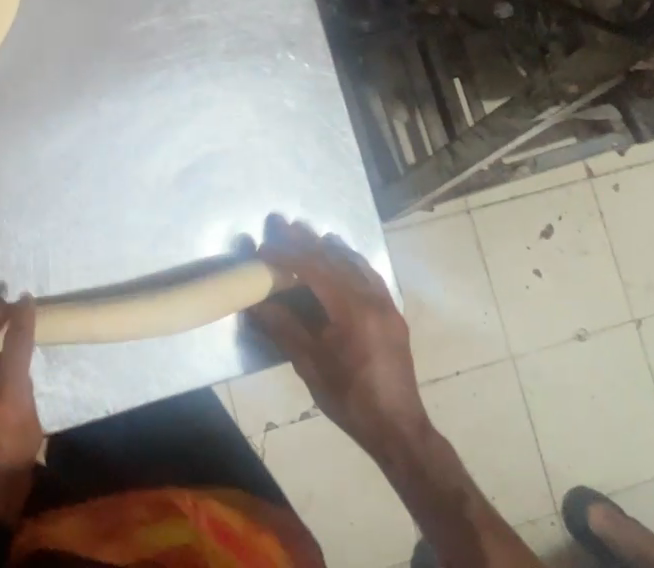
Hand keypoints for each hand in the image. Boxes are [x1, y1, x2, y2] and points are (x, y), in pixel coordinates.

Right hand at [250, 215, 429, 456]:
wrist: (398, 429)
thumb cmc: (349, 397)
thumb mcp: (308, 363)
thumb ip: (282, 326)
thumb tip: (255, 301)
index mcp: (352, 309)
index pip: (314, 268)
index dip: (287, 254)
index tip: (263, 247)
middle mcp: (373, 300)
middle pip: (336, 260)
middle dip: (306, 242)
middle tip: (283, 223)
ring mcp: (387, 307)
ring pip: (356, 265)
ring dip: (330, 249)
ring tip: (310, 235)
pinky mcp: (393, 317)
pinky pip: (370, 277)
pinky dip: (351, 263)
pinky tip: (342, 261)